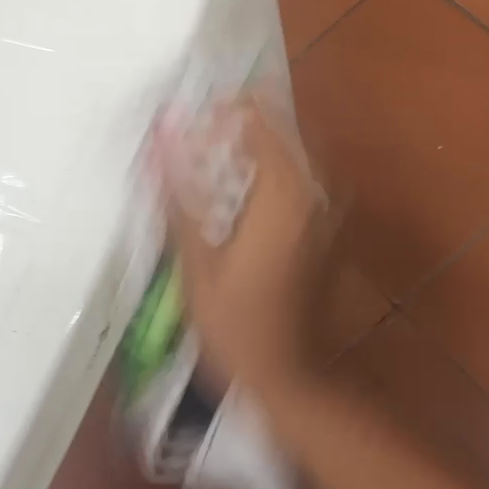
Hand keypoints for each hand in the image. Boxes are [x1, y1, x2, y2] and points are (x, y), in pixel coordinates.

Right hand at [152, 97, 330, 399]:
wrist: (287, 377)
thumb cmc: (235, 327)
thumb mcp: (197, 265)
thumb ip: (180, 198)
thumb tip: (160, 143)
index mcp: (283, 195)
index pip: (260, 120)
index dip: (223, 111)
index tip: (188, 120)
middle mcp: (315, 195)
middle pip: (284, 132)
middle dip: (240, 126)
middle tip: (198, 137)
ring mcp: (328, 215)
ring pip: (296, 157)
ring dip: (256, 150)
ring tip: (213, 162)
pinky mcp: (327, 235)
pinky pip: (302, 185)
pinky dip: (270, 178)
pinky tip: (239, 200)